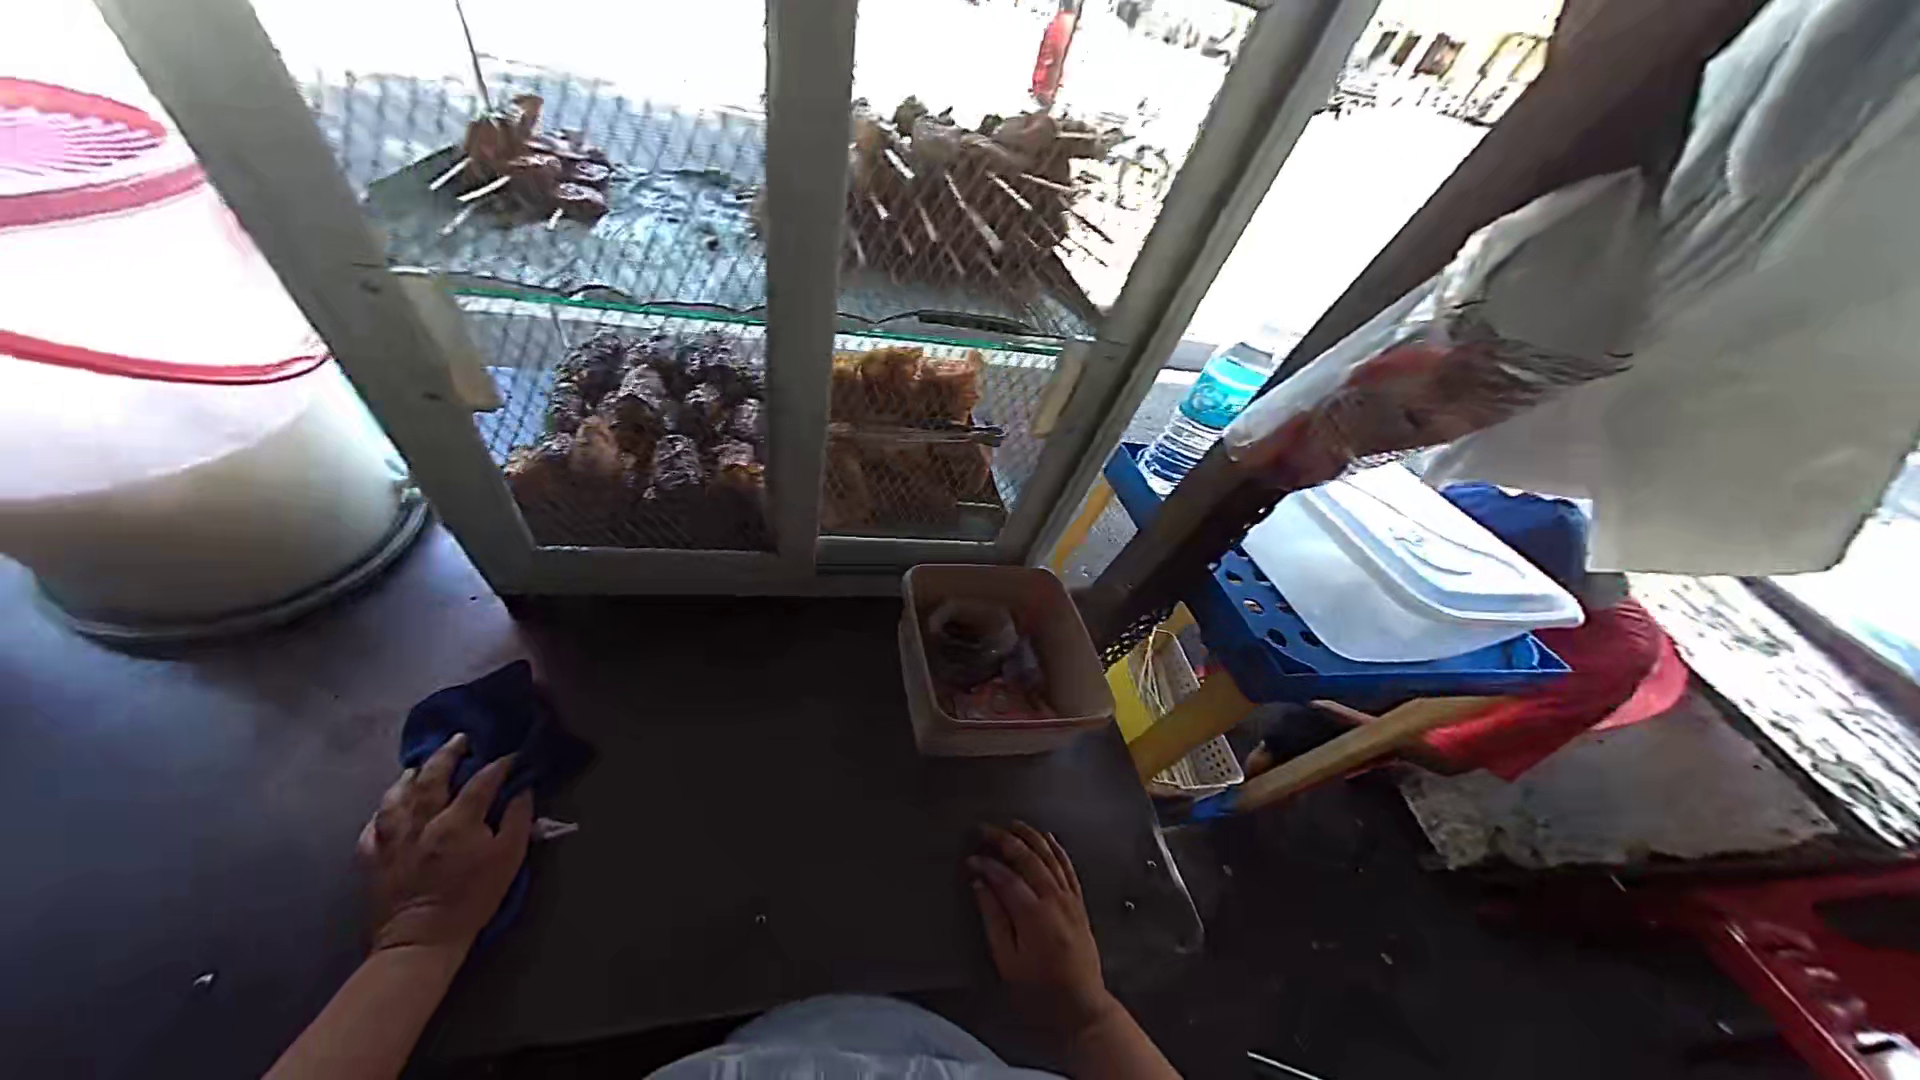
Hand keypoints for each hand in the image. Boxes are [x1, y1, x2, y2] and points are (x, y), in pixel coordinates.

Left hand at [357, 733, 532, 954]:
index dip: (500, 764)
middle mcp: (421, 823)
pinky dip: (382, 811)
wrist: (422, 941)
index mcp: (457, 821)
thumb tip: (522, 790)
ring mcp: (392, 840)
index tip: (513, 756)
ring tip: (420, 766)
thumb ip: (518, 819)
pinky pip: (373, 827)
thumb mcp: (510, 857)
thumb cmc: (474, 896)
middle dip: (448, 755)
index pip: (482, 780)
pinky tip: (390, 806)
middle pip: (432, 777)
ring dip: (409, 777)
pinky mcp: (373, 859)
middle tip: (460, 740)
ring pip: (395, 796)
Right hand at [968, 822, 1116, 1035]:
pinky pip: (1068, 866)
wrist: (1082, 1008)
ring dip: (1029, 836)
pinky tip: (1047, 837)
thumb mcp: (1007, 961)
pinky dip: (1056, 848)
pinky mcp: (1079, 902)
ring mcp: (1069, 898)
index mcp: (1033, 915)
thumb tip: (980, 885)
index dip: (985, 864)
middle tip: (985, 831)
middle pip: (1027, 857)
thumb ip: (993, 919)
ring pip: (1049, 855)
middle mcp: (1054, 900)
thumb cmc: (1040, 992)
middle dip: (1003, 839)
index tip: (970, 860)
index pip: (1004, 877)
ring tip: (1012, 825)